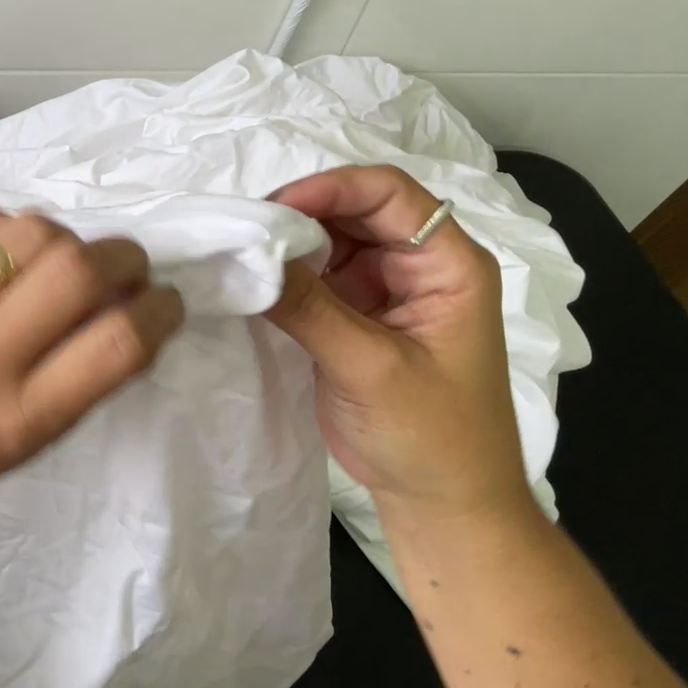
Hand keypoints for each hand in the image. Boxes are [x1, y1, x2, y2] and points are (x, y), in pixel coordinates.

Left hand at [0, 212, 185, 522]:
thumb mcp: (39, 436)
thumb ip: (91, 375)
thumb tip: (139, 307)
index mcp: (24, 412)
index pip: (116, 344)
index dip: (161, 312)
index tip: (165, 305)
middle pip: (79, 272)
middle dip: (126, 259)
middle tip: (127, 272)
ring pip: (36, 232)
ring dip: (73, 239)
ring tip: (68, 263)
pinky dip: (22, 231)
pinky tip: (20, 259)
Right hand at [262, 165, 532, 524]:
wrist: (439, 500)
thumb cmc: (432, 435)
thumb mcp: (370, 367)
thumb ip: (312, 309)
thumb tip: (249, 259)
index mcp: (448, 265)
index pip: (390, 195)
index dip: (332, 188)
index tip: (273, 208)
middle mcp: (415, 267)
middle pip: (353, 212)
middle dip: (299, 214)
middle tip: (243, 231)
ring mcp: (381, 293)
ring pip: (327, 244)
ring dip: (286, 246)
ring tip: (239, 254)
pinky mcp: (350, 319)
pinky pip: (313, 281)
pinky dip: (282, 277)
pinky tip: (250, 282)